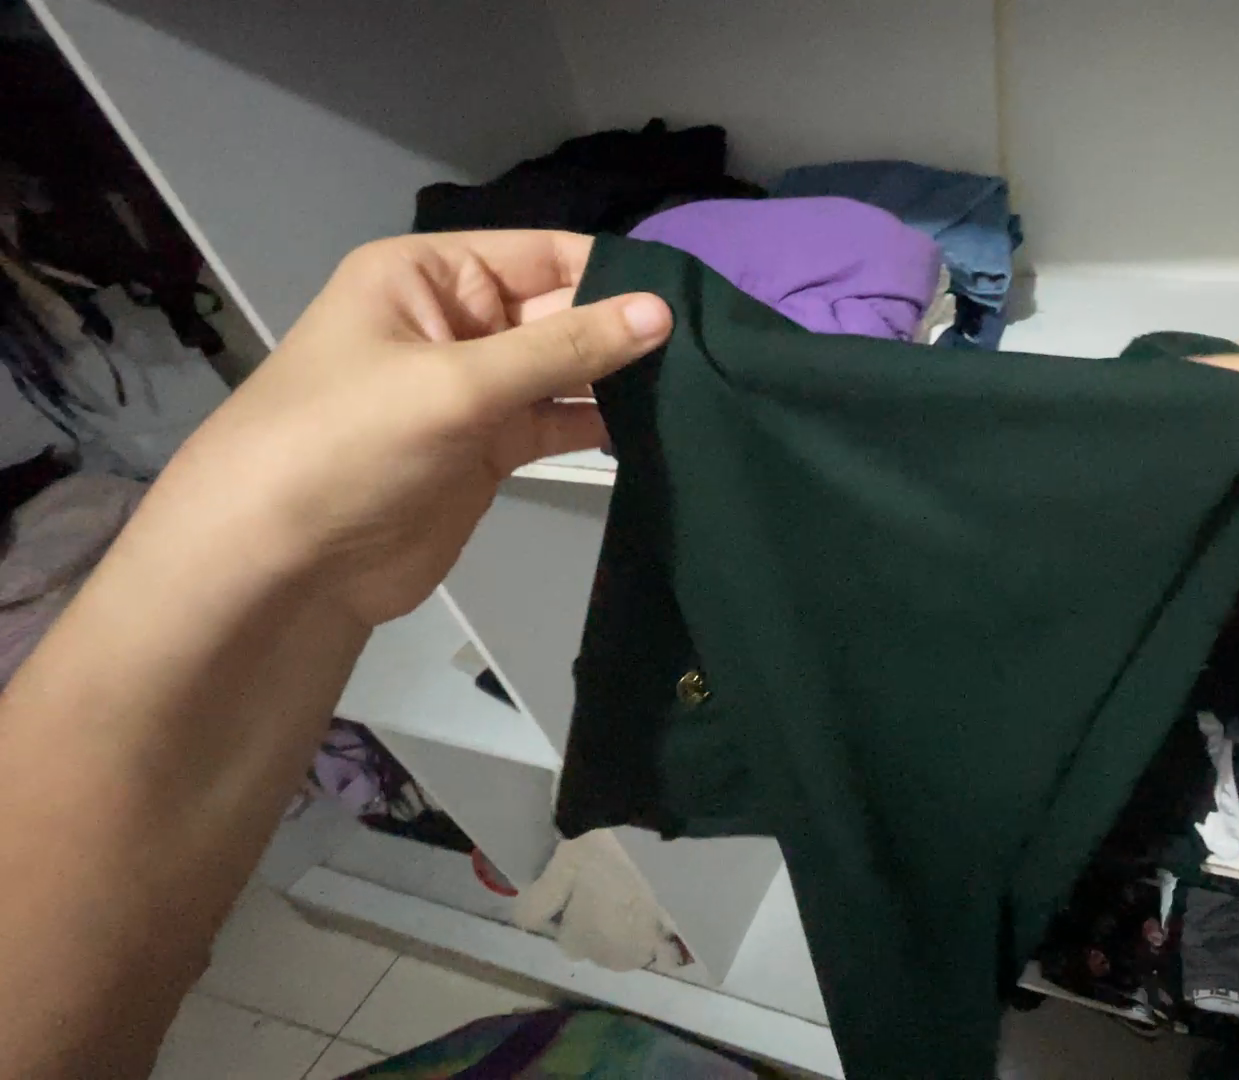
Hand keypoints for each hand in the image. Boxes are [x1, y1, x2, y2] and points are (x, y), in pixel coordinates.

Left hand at [135, 231, 668, 626]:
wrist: (286, 563)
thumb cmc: (352, 443)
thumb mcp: (460, 383)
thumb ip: (566, 349)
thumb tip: (662, 314)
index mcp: (432, 276)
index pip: (545, 256)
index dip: (615, 273)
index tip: (691, 299)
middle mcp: (462, 323)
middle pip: (565, 314)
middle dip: (628, 332)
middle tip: (708, 352)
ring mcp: (482, 388)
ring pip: (571, 371)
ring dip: (624, 381)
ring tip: (696, 388)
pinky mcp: (498, 444)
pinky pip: (564, 420)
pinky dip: (605, 424)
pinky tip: (657, 427)